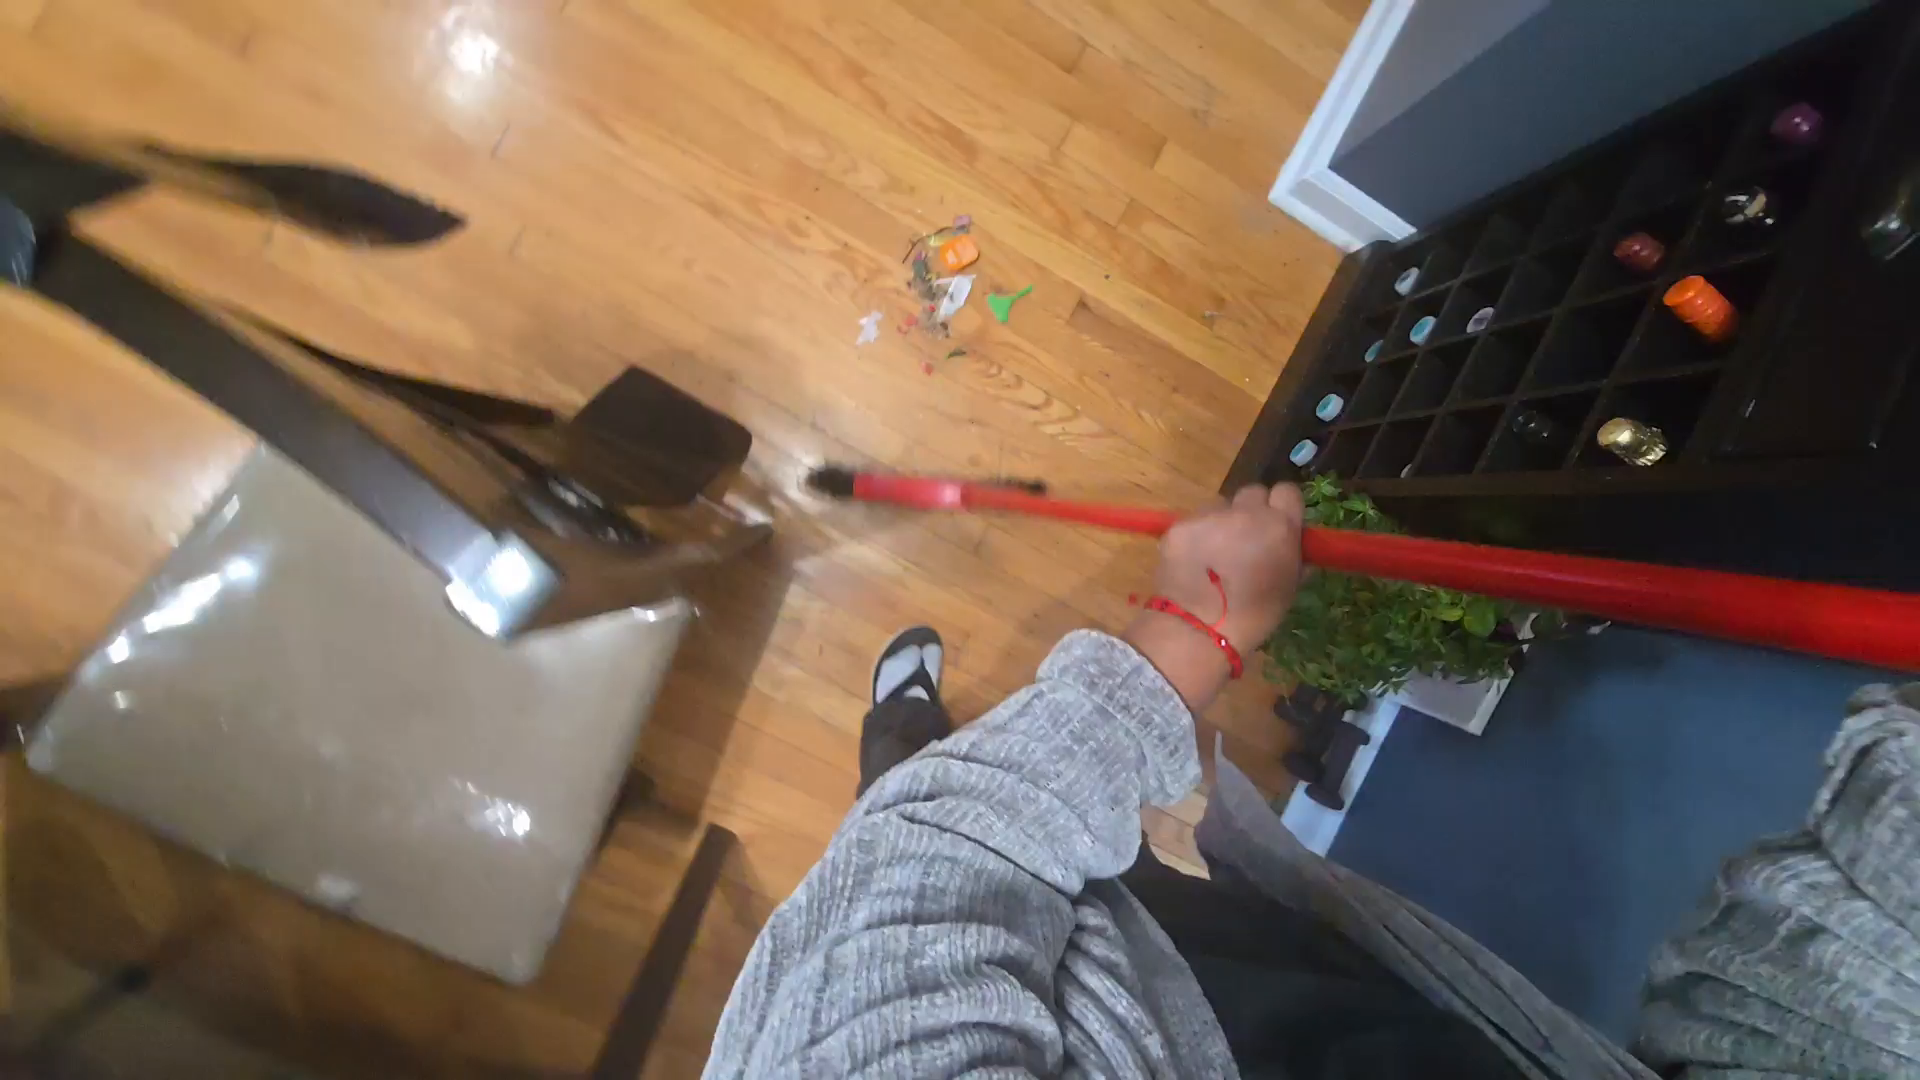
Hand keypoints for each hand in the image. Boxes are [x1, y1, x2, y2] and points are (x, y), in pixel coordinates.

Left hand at [1123, 484, 1304, 709]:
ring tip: (1213, 554)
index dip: (1281, 506)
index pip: (1287, 491)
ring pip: (1219, 506)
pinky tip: (1192, 561)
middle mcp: (1245, 513)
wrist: (1200, 629)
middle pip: (1252, 493)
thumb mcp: (1289, 586)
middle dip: (1251, 510)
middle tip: (1244, 538)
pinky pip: (1193, 522)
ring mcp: (1208, 517)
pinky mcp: (1179, 525)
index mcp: (1280, 526)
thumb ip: (1294, 554)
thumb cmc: (1253, 615)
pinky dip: (1194, 536)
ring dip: (1220, 522)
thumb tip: (1292, 541)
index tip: (1276, 522)